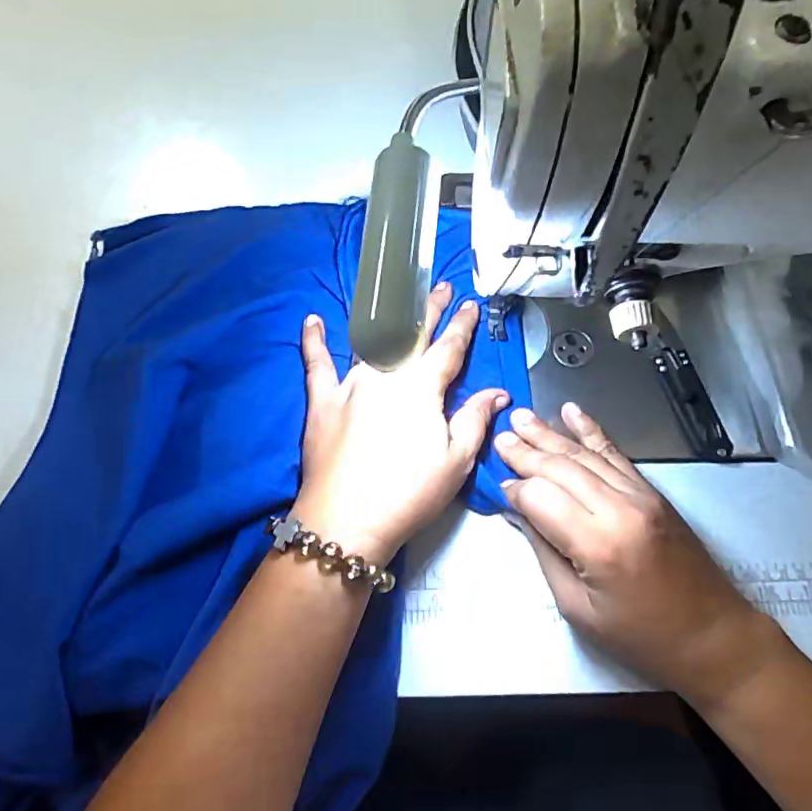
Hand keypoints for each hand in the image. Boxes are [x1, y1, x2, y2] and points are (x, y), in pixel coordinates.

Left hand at [294, 282, 509, 565]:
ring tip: (397, 299)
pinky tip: (312, 320)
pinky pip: (317, 365)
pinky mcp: (322, 402)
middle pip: (412, 335)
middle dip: (429, 309)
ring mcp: (351, 385)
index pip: (449, 348)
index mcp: (423, 388)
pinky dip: (314, 341)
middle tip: (439, 287)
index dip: (462, 325)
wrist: (344, 524)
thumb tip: (498, 392)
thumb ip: (476, 419)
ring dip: (388, 318)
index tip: (471, 305)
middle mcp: (387, 375)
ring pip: (372, 341)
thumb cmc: (409, 494)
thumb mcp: (456, 460)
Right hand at [496, 403, 785, 703]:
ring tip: (522, 417)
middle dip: (528, 452)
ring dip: (552, 435)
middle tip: (500, 436)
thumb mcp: (579, 608)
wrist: (710, 632)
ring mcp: (640, 494)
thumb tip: (520, 513)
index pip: (542, 498)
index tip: (497, 482)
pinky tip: (573, 413)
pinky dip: (592, 432)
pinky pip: (616, 454)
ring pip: (587, 455)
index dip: (516, 490)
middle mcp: (620, 507)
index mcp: (598, 544)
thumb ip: (546, 553)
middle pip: (563, 468)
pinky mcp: (653, 491)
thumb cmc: (640, 636)